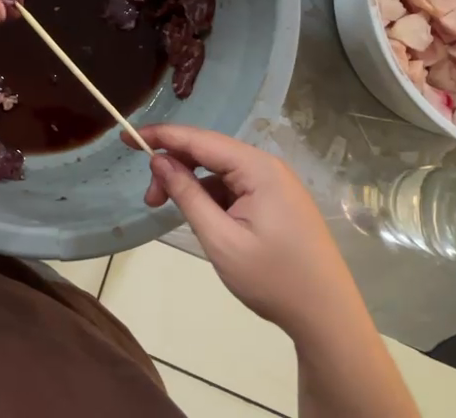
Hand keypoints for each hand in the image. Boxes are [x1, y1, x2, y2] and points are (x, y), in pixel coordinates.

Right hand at [133, 125, 359, 333]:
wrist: (329, 319)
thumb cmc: (273, 279)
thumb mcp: (220, 239)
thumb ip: (187, 195)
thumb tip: (159, 160)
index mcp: (258, 168)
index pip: (199, 139)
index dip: (161, 135)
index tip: (126, 137)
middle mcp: (268, 167)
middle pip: (209, 153)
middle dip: (174, 167)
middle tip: (149, 199)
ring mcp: (276, 184)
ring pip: (221, 171)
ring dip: (192, 185)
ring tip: (170, 212)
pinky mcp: (279, 202)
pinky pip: (235, 187)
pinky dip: (212, 197)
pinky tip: (202, 219)